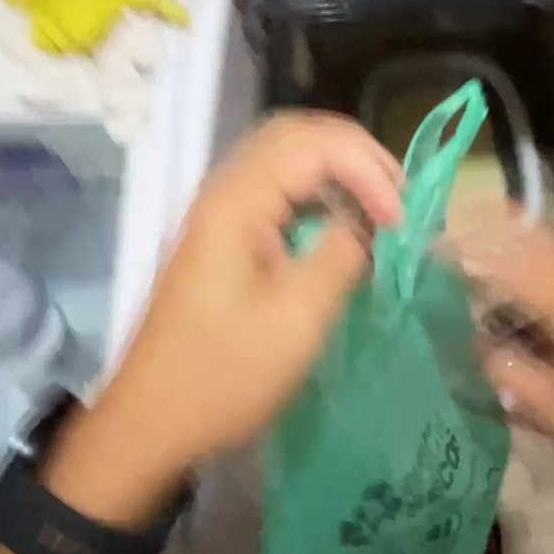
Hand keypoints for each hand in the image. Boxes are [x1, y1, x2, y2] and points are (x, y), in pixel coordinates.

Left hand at [48, 113, 403, 520]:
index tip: (402, 221)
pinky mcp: (222, 233)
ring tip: (379, 205)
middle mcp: (225, 188)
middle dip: (356, 155)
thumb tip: (376, 222)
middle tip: (398, 195)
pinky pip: (275, 187)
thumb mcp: (298, 318)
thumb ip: (343, 254)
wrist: (151, 419)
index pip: (316, 145)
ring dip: (337, 168)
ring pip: (285, 156)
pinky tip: (341, 221)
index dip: (369, 171)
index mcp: (238, 200)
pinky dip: (316, 191)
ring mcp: (219, 209)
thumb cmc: (224, 373)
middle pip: (297, 134)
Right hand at [443, 206, 553, 489]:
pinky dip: (537, 258)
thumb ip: (507, 373)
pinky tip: (522, 274)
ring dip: (515, 239)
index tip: (432, 245)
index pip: (513, 264)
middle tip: (451, 222)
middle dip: (493, 227)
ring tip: (477, 235)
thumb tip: (470, 344)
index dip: (470, 251)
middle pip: (538, 240)